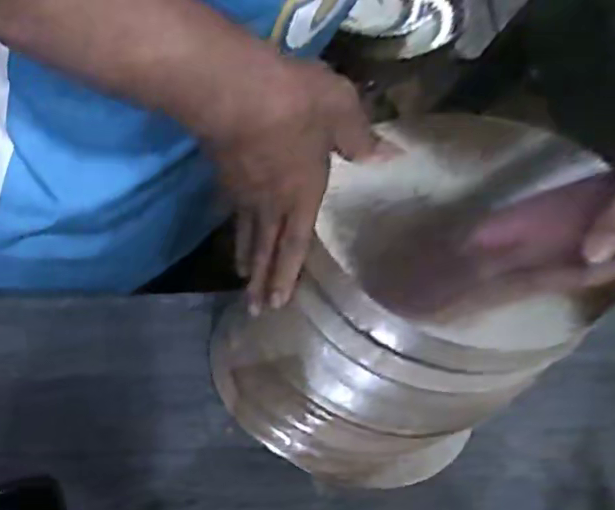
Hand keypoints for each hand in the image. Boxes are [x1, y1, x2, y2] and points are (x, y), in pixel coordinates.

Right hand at [198, 55, 383, 315]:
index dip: (288, 275)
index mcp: (302, 195)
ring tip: (243, 280)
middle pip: (266, 252)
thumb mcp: (341, 110)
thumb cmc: (295, 103)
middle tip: (256, 309)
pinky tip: (233, 238)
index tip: (280, 302)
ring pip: (248, 238)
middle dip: (263, 282)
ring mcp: (246, 197)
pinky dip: (235, 233)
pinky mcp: (226, 182)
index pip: (296, 245)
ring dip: (247, 262)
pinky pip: (234, 216)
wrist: (237, 96)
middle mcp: (272, 206)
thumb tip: (387, 156)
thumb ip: (360, 137)